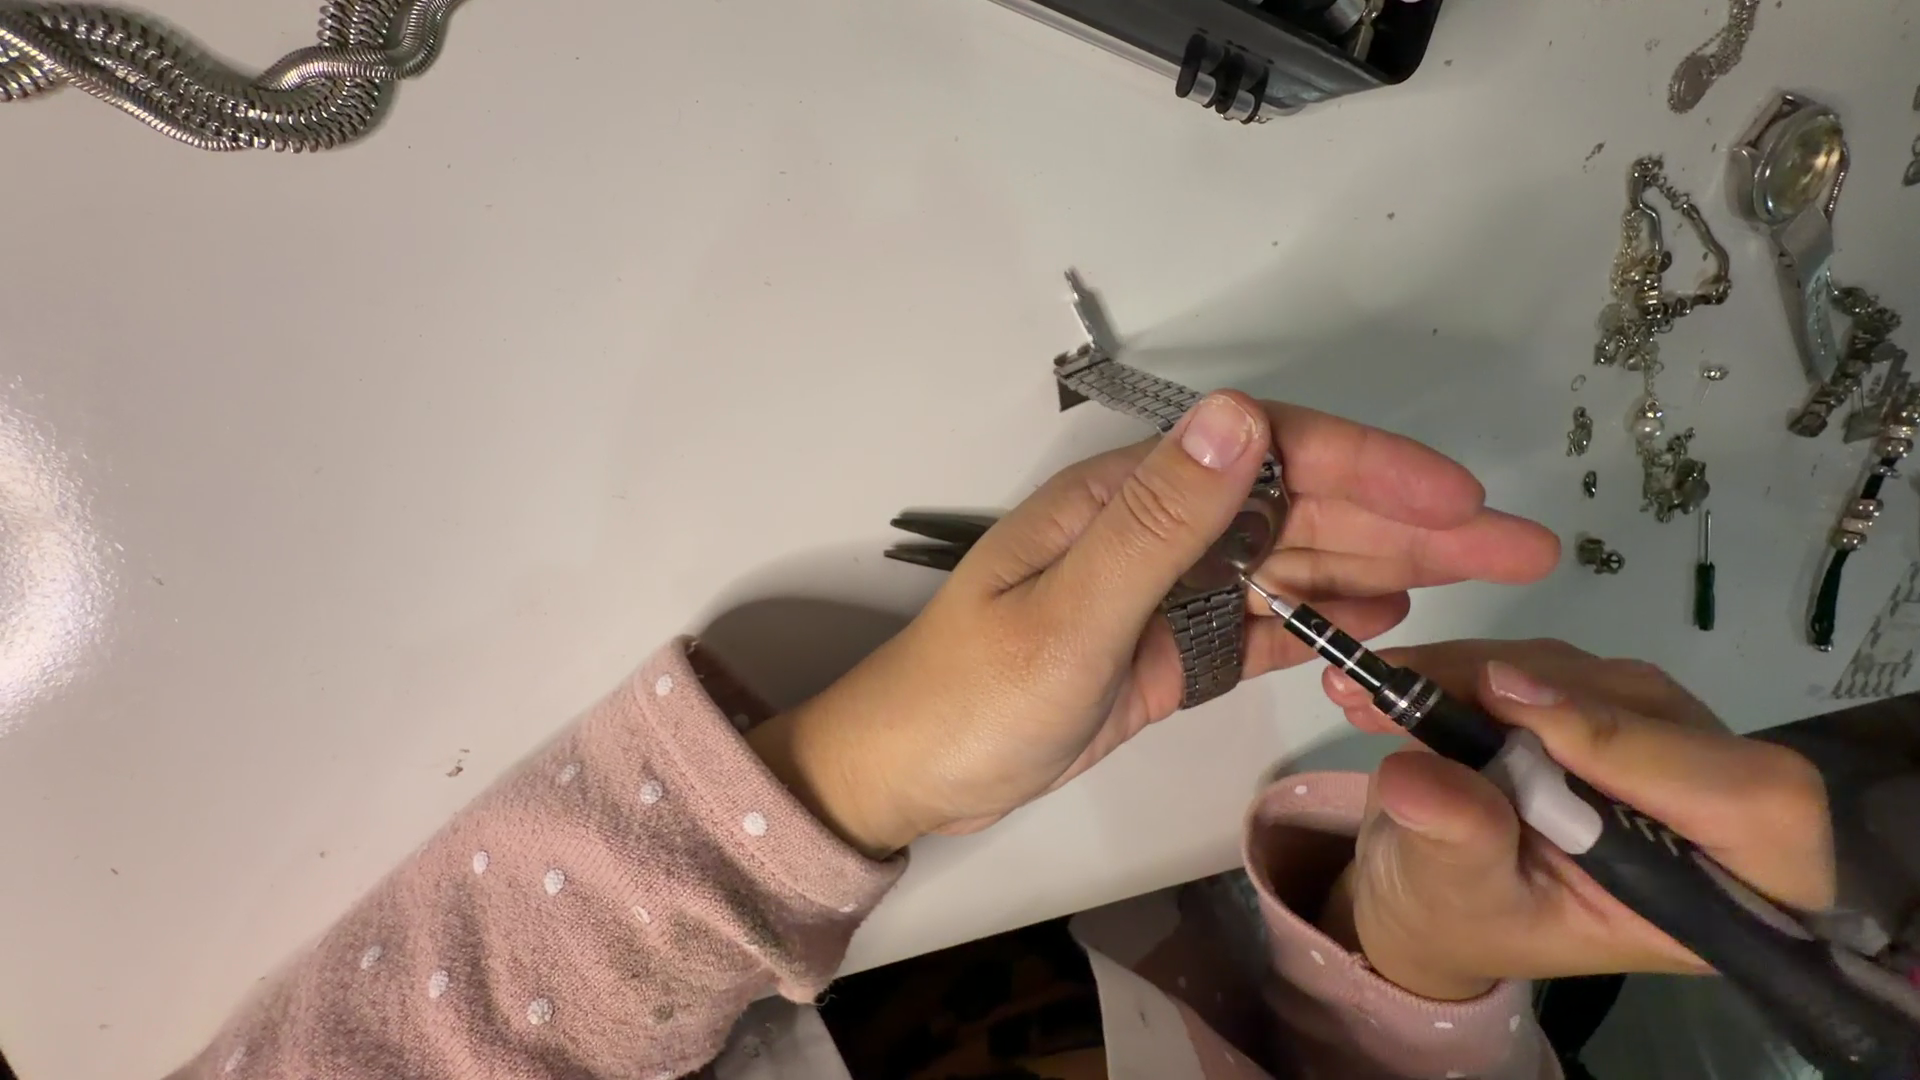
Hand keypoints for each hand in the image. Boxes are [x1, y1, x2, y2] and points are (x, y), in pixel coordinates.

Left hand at [750, 393, 1558, 855]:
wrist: (918, 773)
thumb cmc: (975, 695)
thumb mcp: (1067, 613)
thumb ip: (1156, 523)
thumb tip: (1238, 417)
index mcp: (1123, 502)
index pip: (1260, 456)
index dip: (1363, 467)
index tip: (1458, 497)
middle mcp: (1152, 534)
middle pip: (1291, 510)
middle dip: (1403, 520)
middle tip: (1518, 546)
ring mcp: (1164, 595)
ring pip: (1285, 567)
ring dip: (1378, 568)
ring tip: (1476, 582)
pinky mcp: (1169, 652)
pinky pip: (1257, 627)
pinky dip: (1317, 622)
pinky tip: (1379, 624)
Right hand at [1316, 639, 1836, 999]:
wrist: (1421, 885)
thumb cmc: (1456, 915)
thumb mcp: (1451, 893)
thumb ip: (1455, 839)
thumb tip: (1418, 777)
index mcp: (1717, 887)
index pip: (1740, 797)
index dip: (1631, 741)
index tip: (1504, 701)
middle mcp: (1704, 804)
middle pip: (1645, 712)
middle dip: (1512, 694)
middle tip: (1400, 691)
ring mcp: (1648, 744)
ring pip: (1579, 672)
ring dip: (1464, 669)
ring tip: (1369, 691)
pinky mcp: (1588, 704)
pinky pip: (1532, 660)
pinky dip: (1452, 663)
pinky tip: (1390, 679)